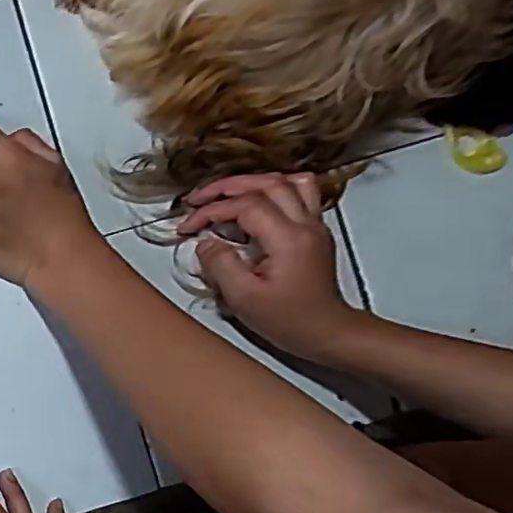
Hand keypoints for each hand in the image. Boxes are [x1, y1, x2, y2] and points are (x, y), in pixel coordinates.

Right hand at [177, 172, 371, 360]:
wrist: (325, 330)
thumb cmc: (284, 319)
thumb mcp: (243, 297)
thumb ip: (221, 265)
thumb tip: (205, 243)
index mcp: (288, 239)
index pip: (247, 206)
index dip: (212, 210)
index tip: (187, 227)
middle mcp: (306, 224)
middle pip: (269, 183)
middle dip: (228, 186)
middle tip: (198, 199)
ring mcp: (314, 225)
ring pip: (288, 182)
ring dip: (253, 183)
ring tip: (225, 195)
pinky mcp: (314, 231)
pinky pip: (298, 194)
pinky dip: (272, 191)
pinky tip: (253, 205)